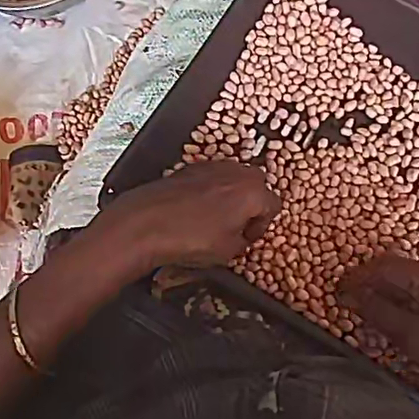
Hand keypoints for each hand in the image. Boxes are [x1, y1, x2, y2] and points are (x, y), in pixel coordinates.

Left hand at [90, 161, 279, 274]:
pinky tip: (195, 213)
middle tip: (237, 227)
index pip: (272, 206)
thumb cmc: (189, 237)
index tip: (248, 238)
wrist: (146, 223)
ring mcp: (211, 167)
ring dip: (230, 197)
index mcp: (253, 191)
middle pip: (256, 185)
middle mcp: (236, 172)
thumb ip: (243, 241)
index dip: (261, 226)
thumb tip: (240, 237)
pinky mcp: (189, 168)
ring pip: (233, 179)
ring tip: (215, 221)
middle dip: (250, 205)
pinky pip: (211, 178)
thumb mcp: (228, 251)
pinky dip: (209, 192)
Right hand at [337, 253, 418, 410]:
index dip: (359, 277)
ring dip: (384, 292)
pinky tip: (387, 316)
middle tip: (346, 301)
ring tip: (362, 310)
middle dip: (370, 283)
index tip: (338, 291)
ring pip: (408, 281)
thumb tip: (349, 295)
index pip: (388, 266)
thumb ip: (378, 312)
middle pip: (398, 269)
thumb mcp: (412, 338)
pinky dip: (401, 300)